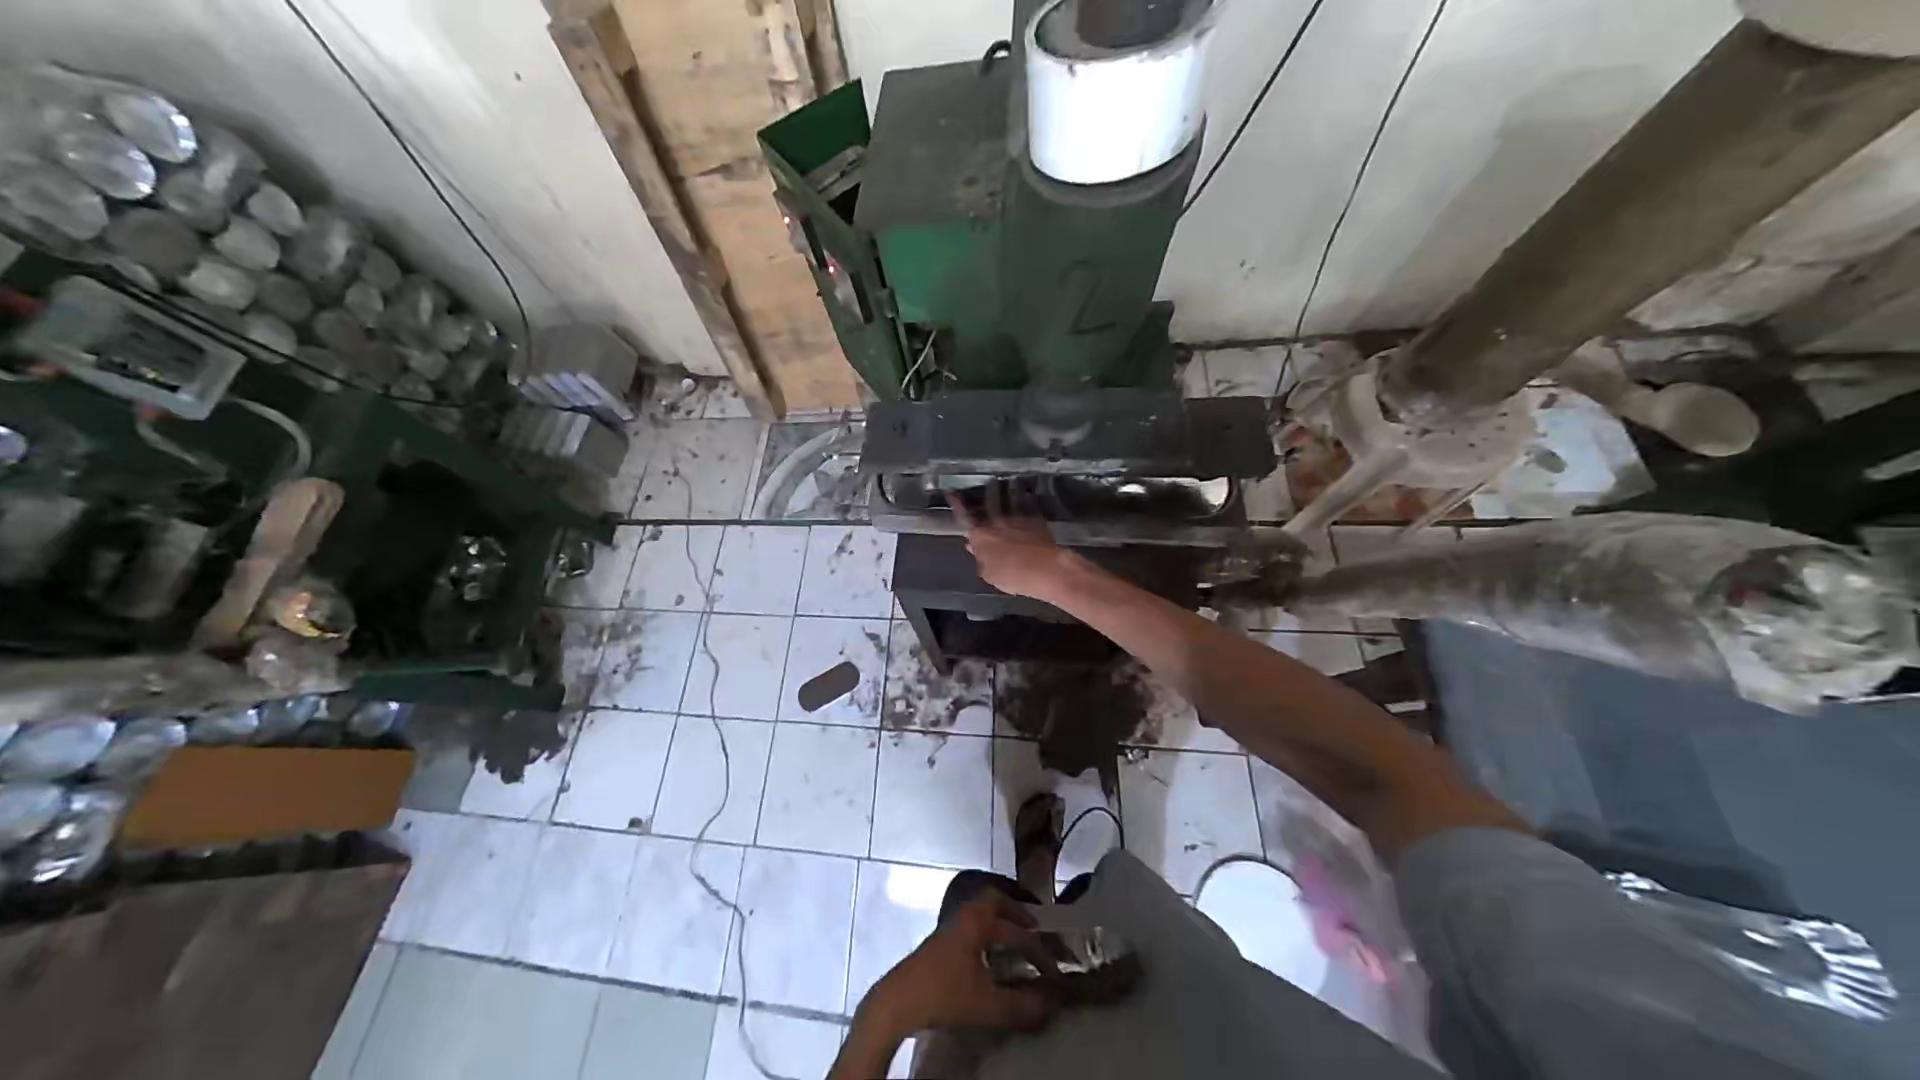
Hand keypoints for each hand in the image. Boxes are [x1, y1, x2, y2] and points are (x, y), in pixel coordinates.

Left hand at [858, 893, 1058, 1036]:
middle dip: (1015, 913)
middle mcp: (964, 917)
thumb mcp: (987, 1004)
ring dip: (998, 922)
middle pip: (993, 902)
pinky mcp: (938, 944)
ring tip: (1014, 940)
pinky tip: (989, 957)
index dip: (1038, 951)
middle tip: (1033, 926)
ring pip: (979, 914)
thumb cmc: (944, 995)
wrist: (898, 1001)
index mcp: (978, 922)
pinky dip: (985, 933)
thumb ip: (1021, 1006)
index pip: (1017, 931)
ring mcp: (948, 929)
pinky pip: (970, 926)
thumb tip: (1050, 1005)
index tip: (1053, 971)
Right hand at [946, 484, 1083, 600]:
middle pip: (990, 501)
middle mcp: (998, 522)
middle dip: (987, 491)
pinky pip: (1030, 506)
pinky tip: (1029, 496)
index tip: (951, 492)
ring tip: (1010, 482)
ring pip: (1011, 500)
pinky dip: (1028, 500)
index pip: (964, 516)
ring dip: (1010, 490)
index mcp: (981, 535)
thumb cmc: (1011, 576)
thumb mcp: (988, 573)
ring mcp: (1019, 518)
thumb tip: (974, 547)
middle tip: (987, 481)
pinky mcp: (1038, 520)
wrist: (1044, 569)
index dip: (956, 504)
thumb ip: (980, 558)